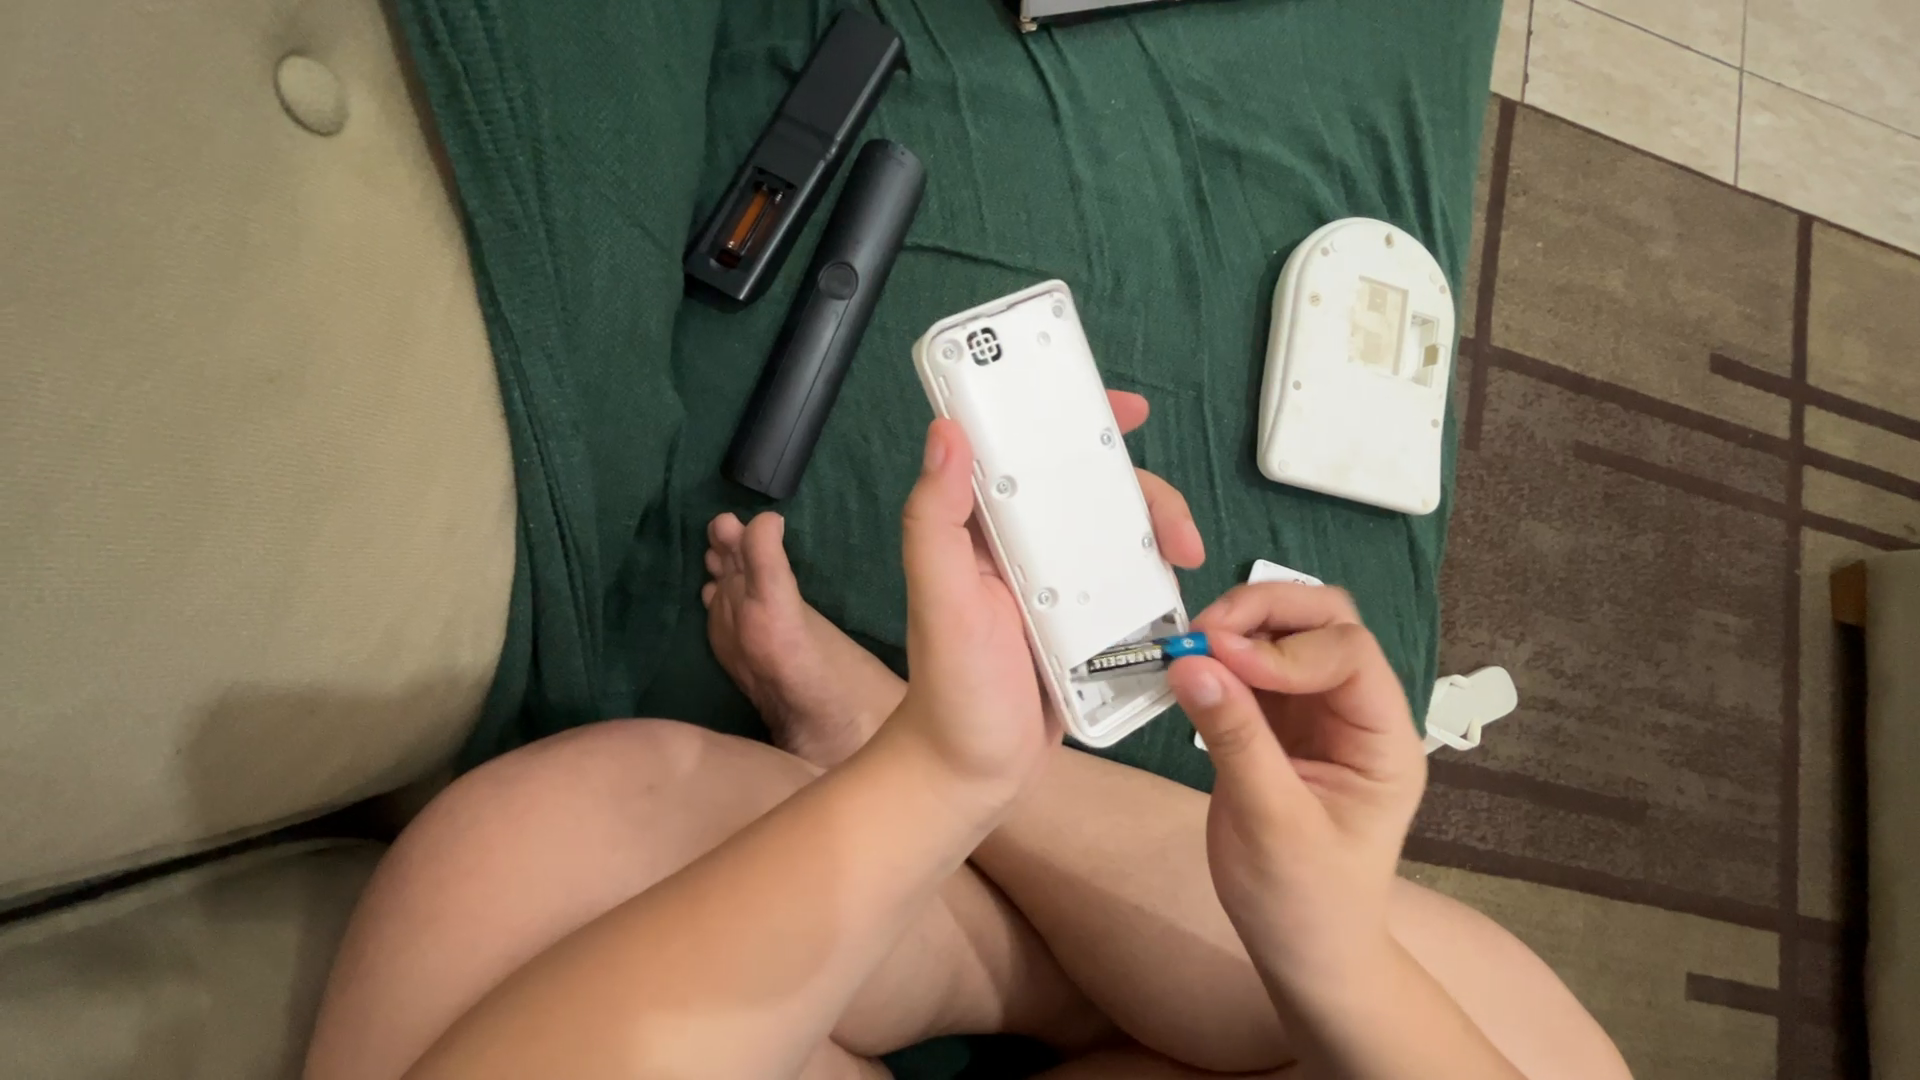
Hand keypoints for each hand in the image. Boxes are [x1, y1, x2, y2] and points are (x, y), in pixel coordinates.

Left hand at [883, 391, 1203, 808]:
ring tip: (1186, 560)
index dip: (1071, 422)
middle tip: (1177, 527)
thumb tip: (947, 431)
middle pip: (1090, 491)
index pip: (1026, 454)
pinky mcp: (1084, 621)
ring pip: (1116, 533)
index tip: (1125, 411)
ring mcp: (1057, 584)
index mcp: (984, 529)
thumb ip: (935, 519)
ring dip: (1157, 534)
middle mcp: (1022, 546)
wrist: (976, 771)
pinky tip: (1176, 592)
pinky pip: (1126, 582)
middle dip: (1141, 491)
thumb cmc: (952, 687)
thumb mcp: (939, 599)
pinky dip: (1155, 579)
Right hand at [1166, 584, 1425, 985]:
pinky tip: (1190, 668)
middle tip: (1202, 632)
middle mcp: (1354, 711)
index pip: (1346, 653)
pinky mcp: (1276, 721)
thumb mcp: (1269, 820)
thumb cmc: (1303, 898)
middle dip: (1264, 612)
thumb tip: (1187, 663)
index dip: (1282, 647)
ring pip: (1285, 634)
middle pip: (1324, 621)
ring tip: (1189, 647)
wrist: (1301, 946)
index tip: (1216, 657)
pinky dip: (1220, 656)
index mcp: (1382, 738)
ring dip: (1238, 628)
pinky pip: (1251, 666)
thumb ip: (1233, 736)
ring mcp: (1315, 712)